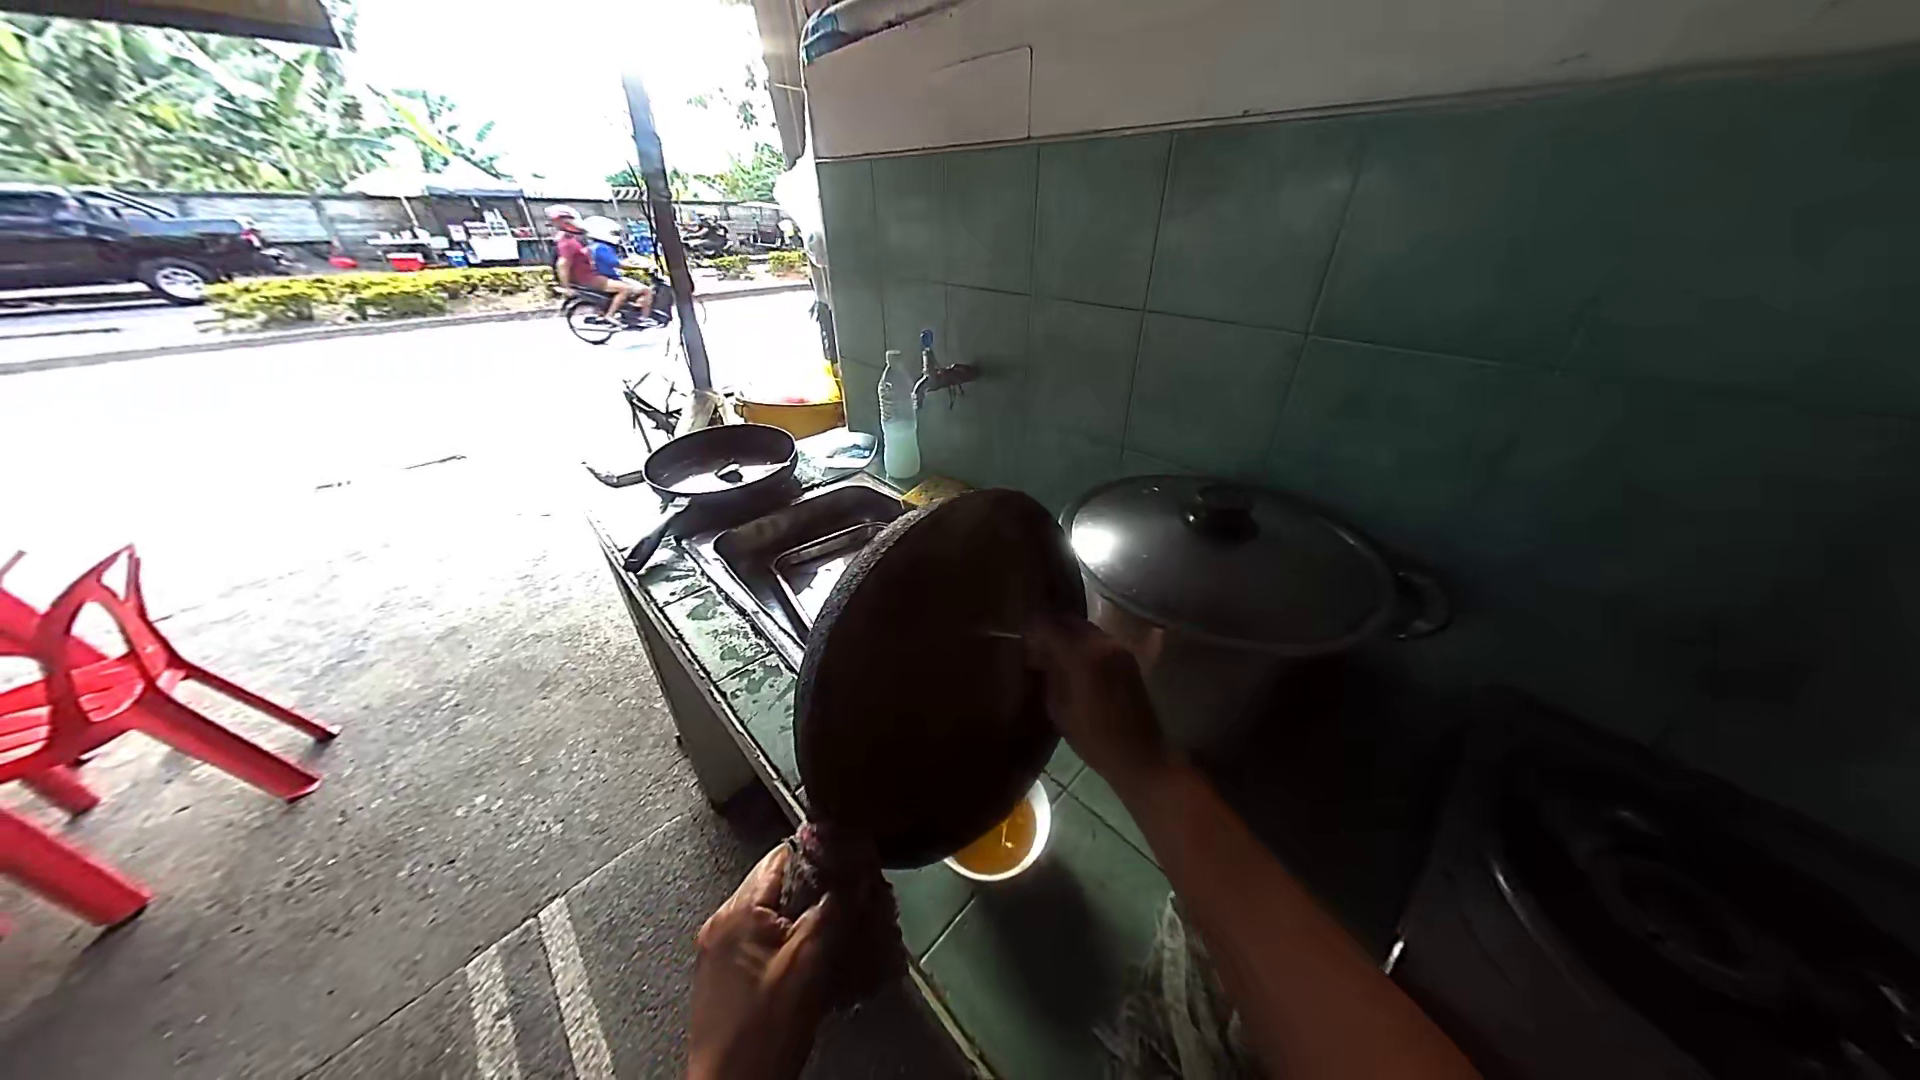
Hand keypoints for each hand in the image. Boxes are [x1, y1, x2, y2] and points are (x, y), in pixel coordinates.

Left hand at [687, 844, 833, 1079]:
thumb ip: (835, 909)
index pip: (783, 855)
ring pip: (774, 912)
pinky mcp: (725, 975)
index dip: (820, 856)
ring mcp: (720, 950)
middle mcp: (723, 922)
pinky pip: (764, 939)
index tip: (849, 864)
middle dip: (818, 890)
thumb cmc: (765, 1031)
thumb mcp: (809, 961)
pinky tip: (814, 957)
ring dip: (806, 916)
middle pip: (780, 883)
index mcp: (738, 911)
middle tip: (850, 899)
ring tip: (837, 929)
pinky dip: (790, 940)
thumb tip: (858, 875)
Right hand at [1024, 614, 1168, 790]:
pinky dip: (1084, 642)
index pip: (1048, 623)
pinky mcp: (1128, 656)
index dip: (1032, 623)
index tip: (1020, 629)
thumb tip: (1038, 653)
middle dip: (1051, 624)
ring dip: (1069, 632)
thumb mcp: (1057, 707)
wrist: (1137, 753)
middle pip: (1070, 619)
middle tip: (1034, 637)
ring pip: (1086, 628)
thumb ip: (1048, 672)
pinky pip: (1099, 639)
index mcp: (1080, 654)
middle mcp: (1101, 642)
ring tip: (1053, 647)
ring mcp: (1118, 647)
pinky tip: (1075, 658)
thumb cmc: (1091, 737)